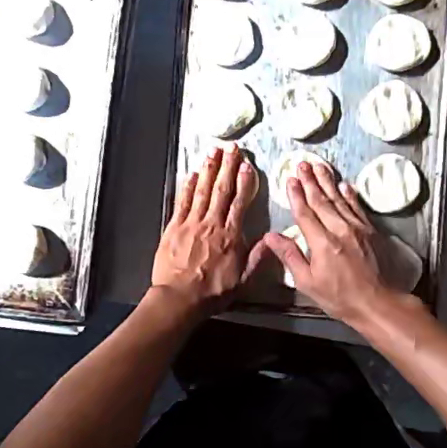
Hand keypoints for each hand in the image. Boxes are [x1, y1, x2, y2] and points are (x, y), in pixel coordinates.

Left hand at [151, 144, 257, 317]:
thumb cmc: (211, 293)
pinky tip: (192, 174)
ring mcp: (191, 224)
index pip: (240, 202)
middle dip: (228, 167)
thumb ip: (257, 258)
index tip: (248, 166)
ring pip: (202, 191)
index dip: (245, 182)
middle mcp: (212, 224)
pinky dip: (187, 186)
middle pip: (221, 190)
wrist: (179, 298)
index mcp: (230, 236)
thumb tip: (273, 240)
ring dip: (209, 170)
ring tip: (214, 152)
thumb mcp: (242, 281)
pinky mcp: (173, 228)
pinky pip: (182, 202)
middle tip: (232, 149)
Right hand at [254, 159, 408, 326]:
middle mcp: (340, 230)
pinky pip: (357, 207)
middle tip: (302, 164)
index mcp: (322, 243)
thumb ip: (290, 256)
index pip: (305, 212)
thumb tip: (271, 237)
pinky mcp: (371, 231)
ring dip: (328, 181)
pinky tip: (345, 185)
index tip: (290, 179)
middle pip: (321, 200)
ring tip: (319, 166)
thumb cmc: (340, 297)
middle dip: (310, 181)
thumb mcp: (307, 282)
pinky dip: (350, 195)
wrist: (378, 303)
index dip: (296, 195)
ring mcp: (358, 228)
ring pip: (339, 199)